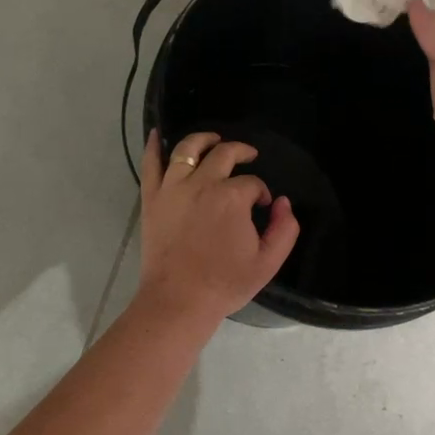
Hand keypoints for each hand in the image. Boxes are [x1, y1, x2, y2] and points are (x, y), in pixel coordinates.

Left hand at [134, 130, 299, 328]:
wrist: (179, 301)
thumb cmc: (224, 283)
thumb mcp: (268, 262)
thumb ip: (284, 229)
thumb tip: (282, 203)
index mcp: (232, 197)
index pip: (252, 183)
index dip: (260, 192)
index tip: (261, 205)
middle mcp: (202, 183)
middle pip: (224, 154)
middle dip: (241, 151)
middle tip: (248, 155)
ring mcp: (173, 188)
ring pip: (188, 148)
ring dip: (204, 139)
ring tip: (213, 139)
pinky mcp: (152, 197)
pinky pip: (150, 164)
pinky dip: (152, 145)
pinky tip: (156, 133)